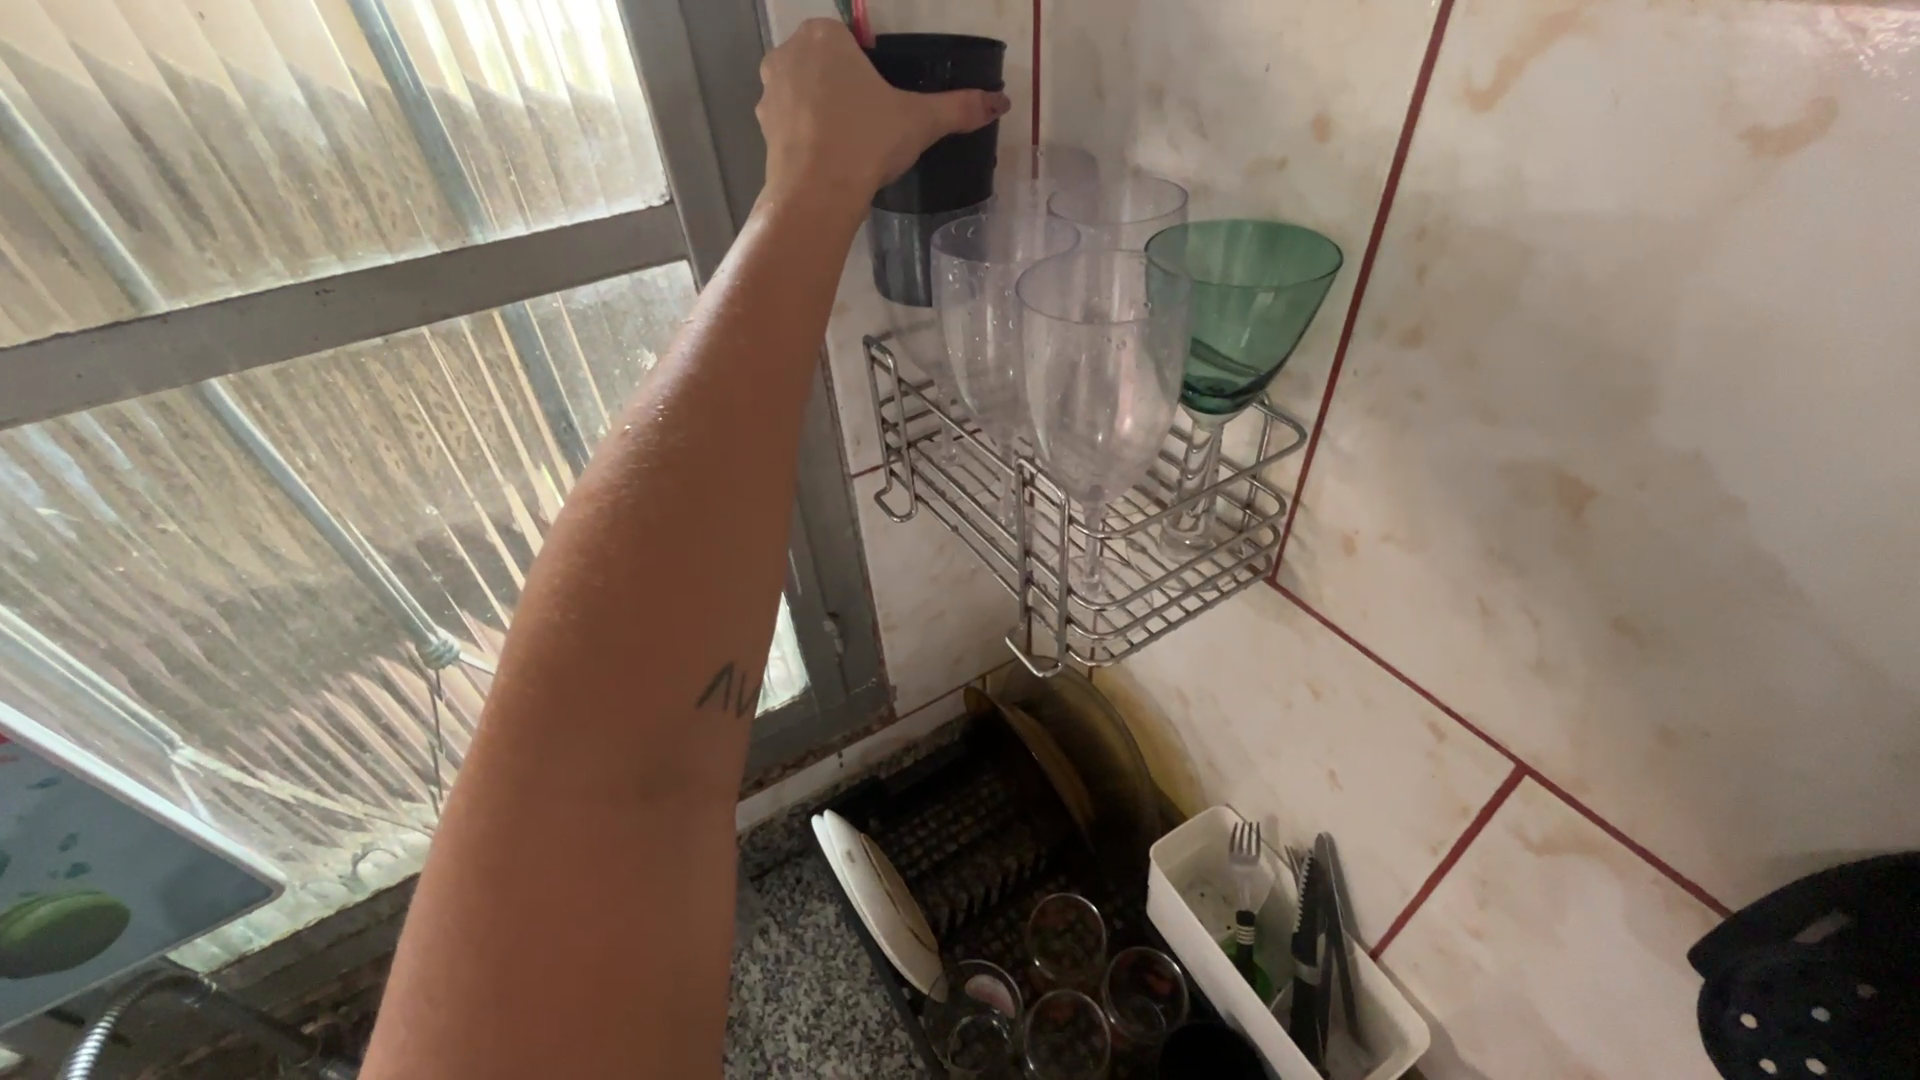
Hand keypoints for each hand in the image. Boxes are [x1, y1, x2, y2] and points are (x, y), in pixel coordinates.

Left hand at [756, 19, 1010, 216]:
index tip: (882, 102)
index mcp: (823, 36)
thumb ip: (959, 107)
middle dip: (844, 90)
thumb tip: (1002, 102)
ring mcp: (770, 93)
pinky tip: (830, 163)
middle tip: (871, 126)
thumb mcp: (920, 121)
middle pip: (825, 66)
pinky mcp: (762, 130)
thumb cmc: (867, 142)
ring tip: (851, 148)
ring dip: (824, 114)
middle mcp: (788, 54)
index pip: (849, 41)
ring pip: (805, 95)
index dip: (867, 71)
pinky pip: (792, 127)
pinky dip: (808, 140)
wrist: (816, 194)